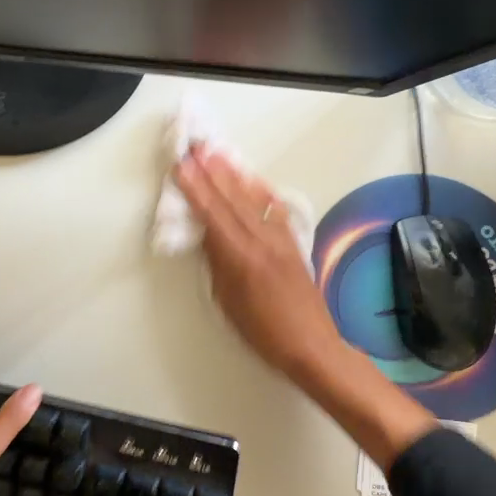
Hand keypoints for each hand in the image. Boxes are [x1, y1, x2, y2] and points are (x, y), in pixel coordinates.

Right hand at [173, 144, 339, 377]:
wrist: (313, 347)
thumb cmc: (262, 332)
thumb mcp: (228, 302)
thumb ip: (218, 264)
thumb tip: (207, 236)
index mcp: (241, 258)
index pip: (213, 216)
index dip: (196, 190)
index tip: (182, 166)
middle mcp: (261, 243)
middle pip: (232, 201)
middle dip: (213, 172)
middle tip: (197, 148)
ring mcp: (281, 241)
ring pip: (254, 201)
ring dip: (234, 175)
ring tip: (219, 153)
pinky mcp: (293, 245)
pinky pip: (275, 211)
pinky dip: (262, 192)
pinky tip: (253, 179)